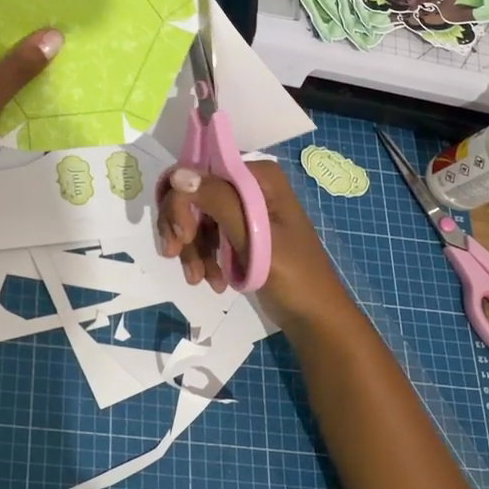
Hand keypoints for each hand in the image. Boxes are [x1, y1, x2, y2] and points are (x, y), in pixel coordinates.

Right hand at [156, 160, 344, 320]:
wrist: (313, 315)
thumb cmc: (293, 275)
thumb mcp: (254, 237)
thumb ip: (218, 202)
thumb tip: (178, 174)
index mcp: (258, 178)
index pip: (199, 174)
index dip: (181, 203)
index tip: (182, 237)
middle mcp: (248, 186)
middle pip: (191, 196)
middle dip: (181, 228)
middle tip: (175, 255)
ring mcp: (242, 210)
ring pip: (193, 219)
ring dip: (191, 249)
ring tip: (199, 278)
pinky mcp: (236, 232)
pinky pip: (203, 235)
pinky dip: (201, 257)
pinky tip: (211, 280)